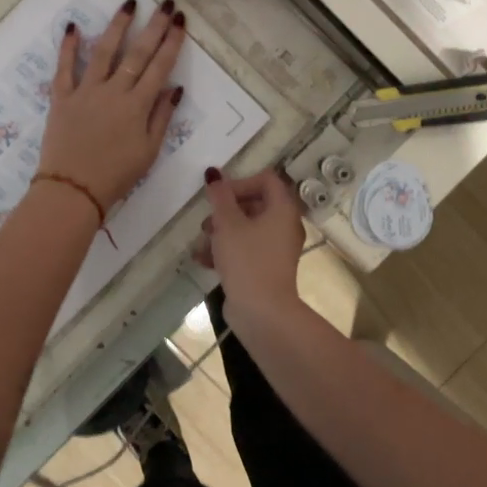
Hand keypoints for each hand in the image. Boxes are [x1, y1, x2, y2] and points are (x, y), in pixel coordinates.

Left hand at [37, 0, 185, 207]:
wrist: (73, 190)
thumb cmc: (116, 176)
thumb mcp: (149, 152)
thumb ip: (161, 117)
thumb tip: (175, 88)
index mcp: (138, 106)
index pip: (160, 67)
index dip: (172, 42)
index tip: (180, 20)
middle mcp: (114, 91)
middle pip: (137, 53)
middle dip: (153, 27)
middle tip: (165, 4)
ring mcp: (86, 91)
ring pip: (104, 52)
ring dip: (117, 26)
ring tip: (128, 4)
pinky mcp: (62, 98)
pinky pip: (64, 68)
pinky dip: (68, 47)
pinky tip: (74, 27)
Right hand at [196, 169, 307, 329]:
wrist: (262, 311)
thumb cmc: (247, 259)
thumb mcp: (228, 223)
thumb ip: (220, 196)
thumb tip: (214, 175)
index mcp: (283, 209)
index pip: (266, 180)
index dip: (240, 182)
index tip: (219, 197)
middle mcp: (284, 226)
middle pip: (254, 205)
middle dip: (226, 211)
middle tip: (207, 221)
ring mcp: (276, 250)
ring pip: (247, 230)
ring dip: (221, 233)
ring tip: (201, 244)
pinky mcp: (266, 269)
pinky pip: (246, 251)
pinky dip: (227, 251)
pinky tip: (203, 260)